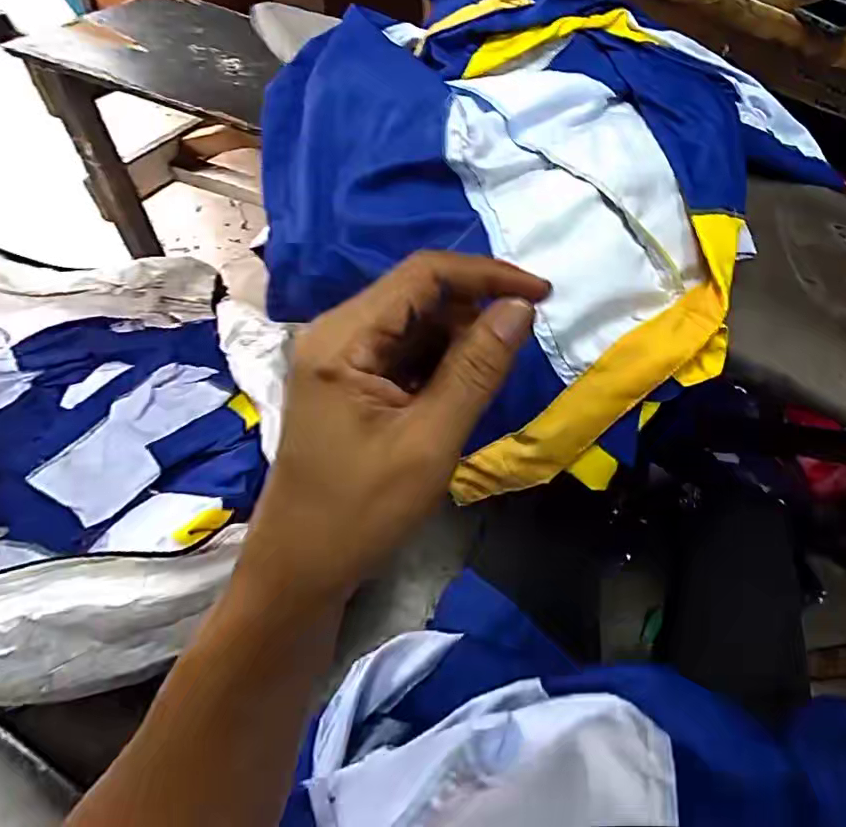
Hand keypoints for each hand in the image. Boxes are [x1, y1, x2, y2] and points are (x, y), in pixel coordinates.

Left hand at [240, 251, 549, 601]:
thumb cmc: (361, 509)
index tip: (542, 294)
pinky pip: (417, 346)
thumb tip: (522, 307)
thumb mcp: (432, 438)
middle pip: (424, 290)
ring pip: (425, 318)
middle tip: (527, 334)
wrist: (303, 570)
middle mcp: (340, 335)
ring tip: (496, 371)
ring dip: (470, 333)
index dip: (489, 274)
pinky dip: (453, 355)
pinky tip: (468, 385)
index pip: (425, 274)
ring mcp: (348, 357)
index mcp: (344, 341)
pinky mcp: (360, 378)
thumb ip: (478, 367)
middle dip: (482, 303)